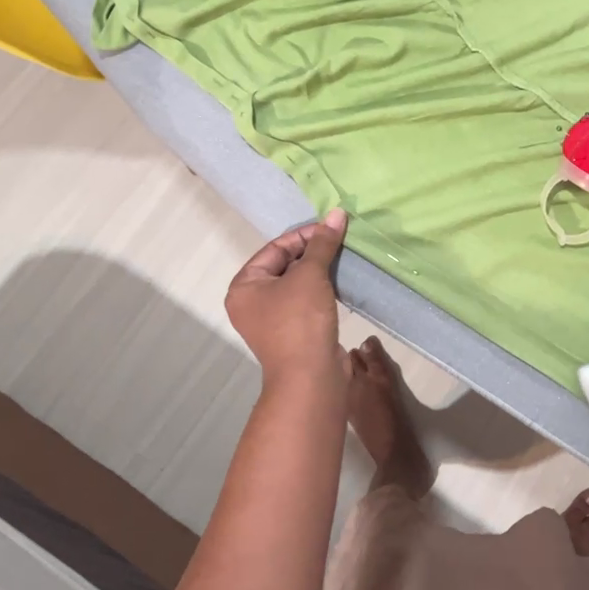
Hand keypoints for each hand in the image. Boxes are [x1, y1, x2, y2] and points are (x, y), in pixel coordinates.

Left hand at [223, 209, 348, 386]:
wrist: (310, 377)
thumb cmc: (300, 320)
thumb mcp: (310, 275)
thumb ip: (322, 243)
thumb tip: (336, 213)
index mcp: (244, 286)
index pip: (275, 248)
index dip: (305, 235)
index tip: (333, 228)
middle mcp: (252, 302)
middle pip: (285, 264)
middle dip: (314, 252)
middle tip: (341, 241)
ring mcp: (272, 319)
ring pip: (297, 283)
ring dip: (320, 270)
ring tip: (344, 258)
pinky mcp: (293, 331)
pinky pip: (306, 300)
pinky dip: (322, 289)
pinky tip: (341, 282)